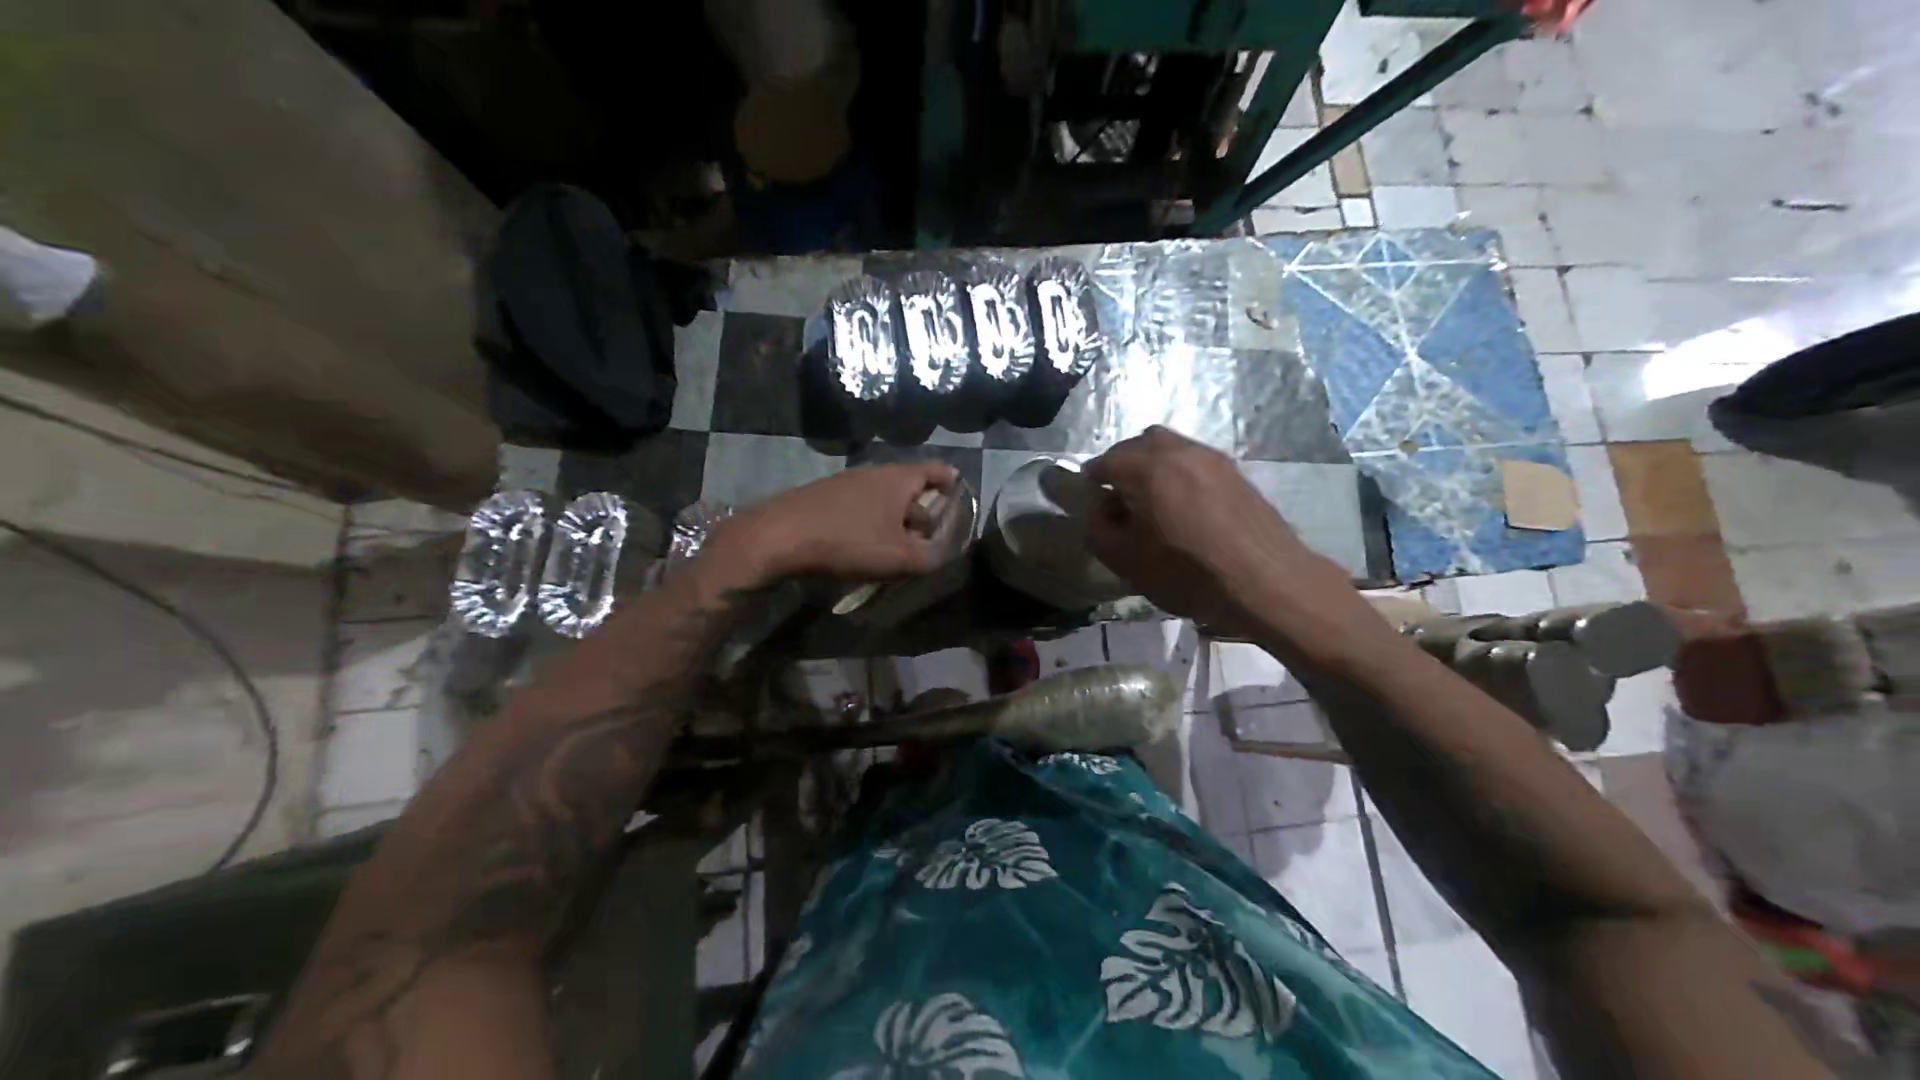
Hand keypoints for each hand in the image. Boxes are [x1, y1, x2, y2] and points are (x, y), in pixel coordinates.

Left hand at [703, 462, 958, 585]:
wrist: (776, 537)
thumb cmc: (847, 542)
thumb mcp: (899, 558)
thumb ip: (932, 556)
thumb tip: (946, 553)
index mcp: (899, 478)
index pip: (940, 471)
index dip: (956, 488)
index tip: (961, 511)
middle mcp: (874, 472)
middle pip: (912, 486)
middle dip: (925, 512)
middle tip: (929, 541)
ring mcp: (846, 481)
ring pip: (884, 497)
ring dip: (896, 520)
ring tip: (896, 548)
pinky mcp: (823, 495)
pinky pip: (860, 505)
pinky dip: (871, 521)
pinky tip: (861, 546)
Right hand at [1084, 427, 1374, 648]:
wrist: (1266, 583)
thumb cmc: (1188, 572)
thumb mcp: (1125, 560)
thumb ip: (1098, 529)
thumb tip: (1099, 511)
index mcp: (1148, 466)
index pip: (1105, 460)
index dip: (1091, 480)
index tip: (1090, 501)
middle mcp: (1180, 451)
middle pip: (1140, 443)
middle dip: (1123, 464)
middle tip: (1118, 497)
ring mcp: (1213, 459)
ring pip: (1171, 449)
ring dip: (1153, 466)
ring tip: (1152, 502)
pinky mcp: (1236, 473)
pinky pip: (1195, 462)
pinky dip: (1180, 474)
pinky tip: (1184, 508)